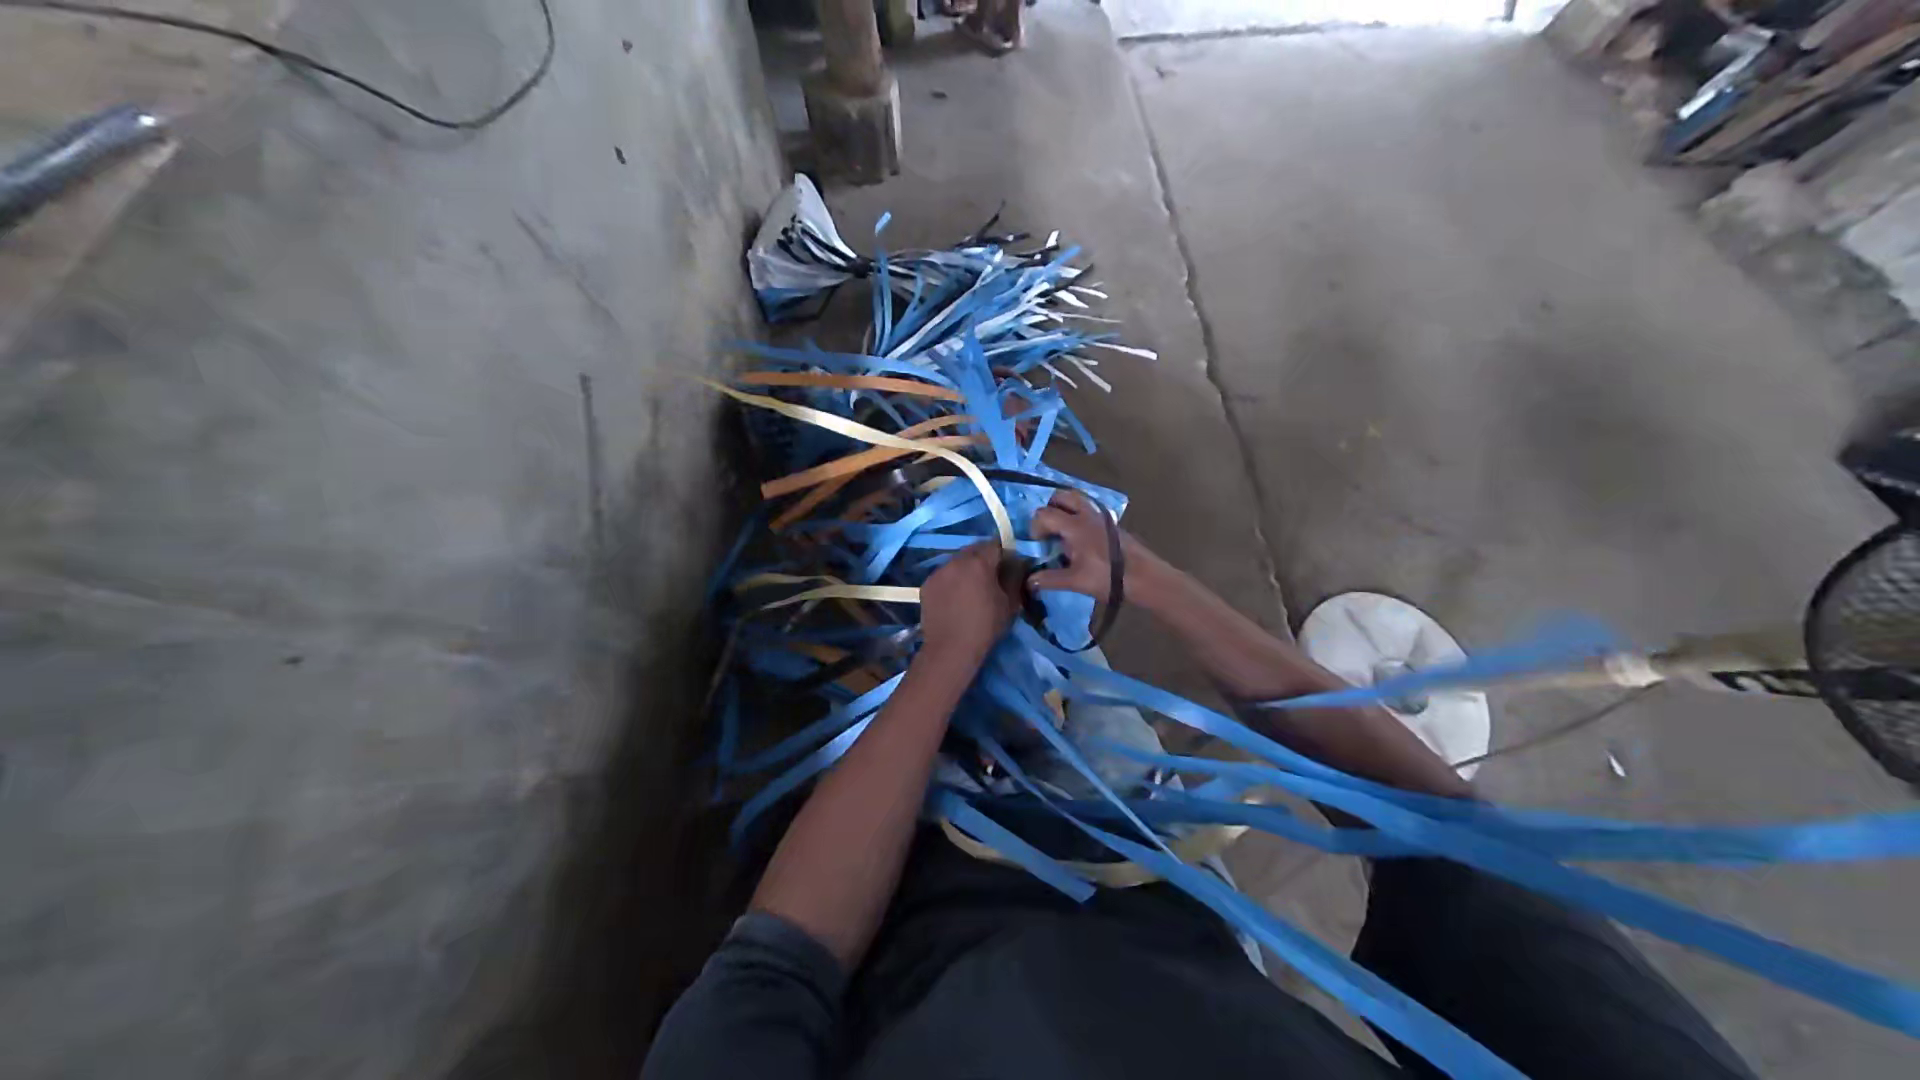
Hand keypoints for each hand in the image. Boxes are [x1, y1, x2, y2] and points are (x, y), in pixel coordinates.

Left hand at [918, 540, 1018, 661]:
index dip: (1004, 554)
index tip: (1008, 567)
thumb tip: (1017, 563)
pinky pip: (944, 574)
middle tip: (990, 578)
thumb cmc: (985, 626)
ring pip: (956, 561)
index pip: (995, 544)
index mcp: (979, 562)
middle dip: (984, 558)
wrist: (950, 649)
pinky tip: (955, 597)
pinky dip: (951, 580)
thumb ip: (1015, 577)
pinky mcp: (926, 584)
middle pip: (974, 550)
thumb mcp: (1010, 603)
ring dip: (966, 568)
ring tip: (971, 588)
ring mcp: (938, 572)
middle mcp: (956, 560)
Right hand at [1028, 490, 1161, 602]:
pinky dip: (1078, 516)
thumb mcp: (1075, 582)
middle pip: (1062, 497)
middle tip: (1047, 529)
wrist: (1144, 577)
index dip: (1035, 527)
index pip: (1045, 514)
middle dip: (1049, 509)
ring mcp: (1101, 516)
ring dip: (1065, 509)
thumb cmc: (1108, 578)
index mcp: (1075, 526)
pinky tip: (1080, 539)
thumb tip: (1030, 581)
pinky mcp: (1111, 523)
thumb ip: (1049, 579)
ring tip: (1062, 532)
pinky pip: (1089, 510)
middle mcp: (1087, 514)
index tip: (1038, 544)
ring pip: (1077, 500)